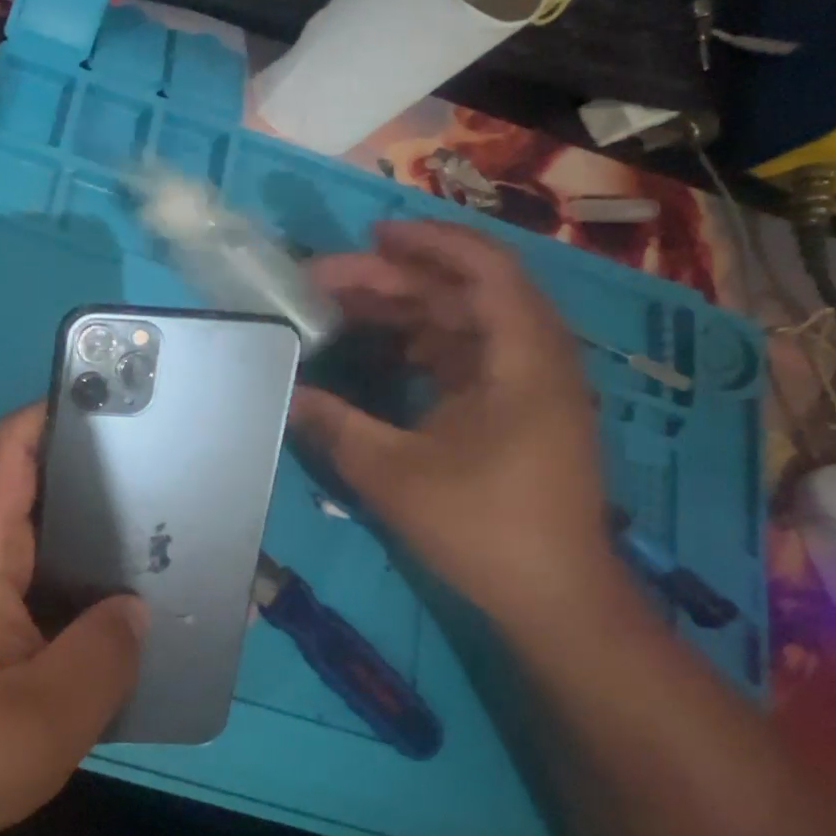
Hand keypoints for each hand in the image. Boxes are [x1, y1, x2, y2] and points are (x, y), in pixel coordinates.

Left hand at [0, 405, 146, 835]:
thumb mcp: (48, 712)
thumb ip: (106, 653)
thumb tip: (136, 606)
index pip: (11, 446)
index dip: (61, 410)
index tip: (128, 401)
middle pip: (31, 474)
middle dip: (96, 463)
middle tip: (178, 465)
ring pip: (38, 521)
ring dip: (92, 517)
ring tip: (172, 520)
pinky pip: (36, 564)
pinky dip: (78, 564)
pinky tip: (129, 590)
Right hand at [289, 221, 618, 621]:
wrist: (552, 598)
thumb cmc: (481, 527)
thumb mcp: (391, 473)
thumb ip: (334, 424)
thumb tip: (283, 392)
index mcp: (522, 362)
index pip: (486, 272)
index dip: (429, 244)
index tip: (368, 236)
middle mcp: (533, 362)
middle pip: (464, 295)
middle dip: (393, 281)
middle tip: (321, 281)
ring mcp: (527, 390)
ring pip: (462, 326)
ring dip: (403, 312)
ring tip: (337, 308)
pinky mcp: (515, 416)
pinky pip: (463, 359)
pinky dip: (417, 347)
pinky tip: (374, 354)